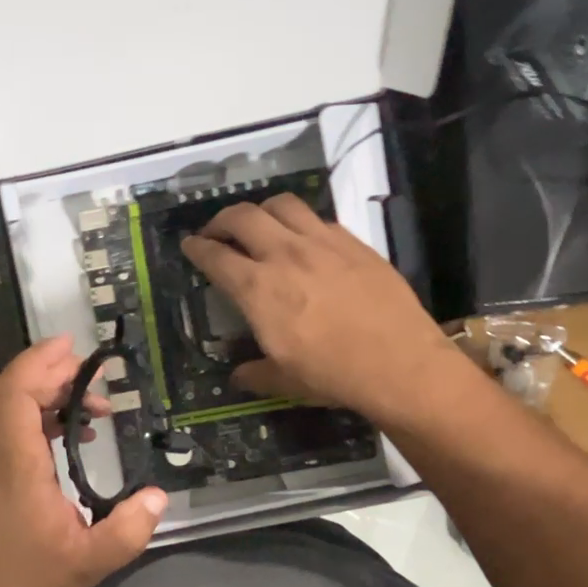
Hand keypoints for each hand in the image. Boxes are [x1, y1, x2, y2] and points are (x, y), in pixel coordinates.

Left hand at [0, 336, 167, 586]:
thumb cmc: (36, 578)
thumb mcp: (93, 560)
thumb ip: (129, 529)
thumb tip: (158, 496)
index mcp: (19, 465)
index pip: (17, 395)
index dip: (40, 364)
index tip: (74, 350)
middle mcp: (0, 455)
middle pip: (14, 392)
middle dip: (52, 372)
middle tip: (96, 374)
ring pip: (14, 408)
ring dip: (51, 395)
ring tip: (97, 405)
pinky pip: (16, 428)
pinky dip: (45, 417)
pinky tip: (79, 433)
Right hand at [180, 194, 458, 424]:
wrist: (398, 362)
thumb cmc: (332, 374)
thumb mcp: (283, 381)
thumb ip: (255, 373)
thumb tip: (239, 375)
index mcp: (258, 290)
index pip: (216, 257)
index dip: (197, 249)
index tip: (189, 246)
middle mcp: (285, 255)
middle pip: (243, 217)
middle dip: (222, 220)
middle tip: (216, 232)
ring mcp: (322, 243)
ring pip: (282, 204)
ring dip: (261, 210)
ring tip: (258, 224)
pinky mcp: (353, 243)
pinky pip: (317, 218)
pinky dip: (299, 222)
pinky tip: (303, 239)